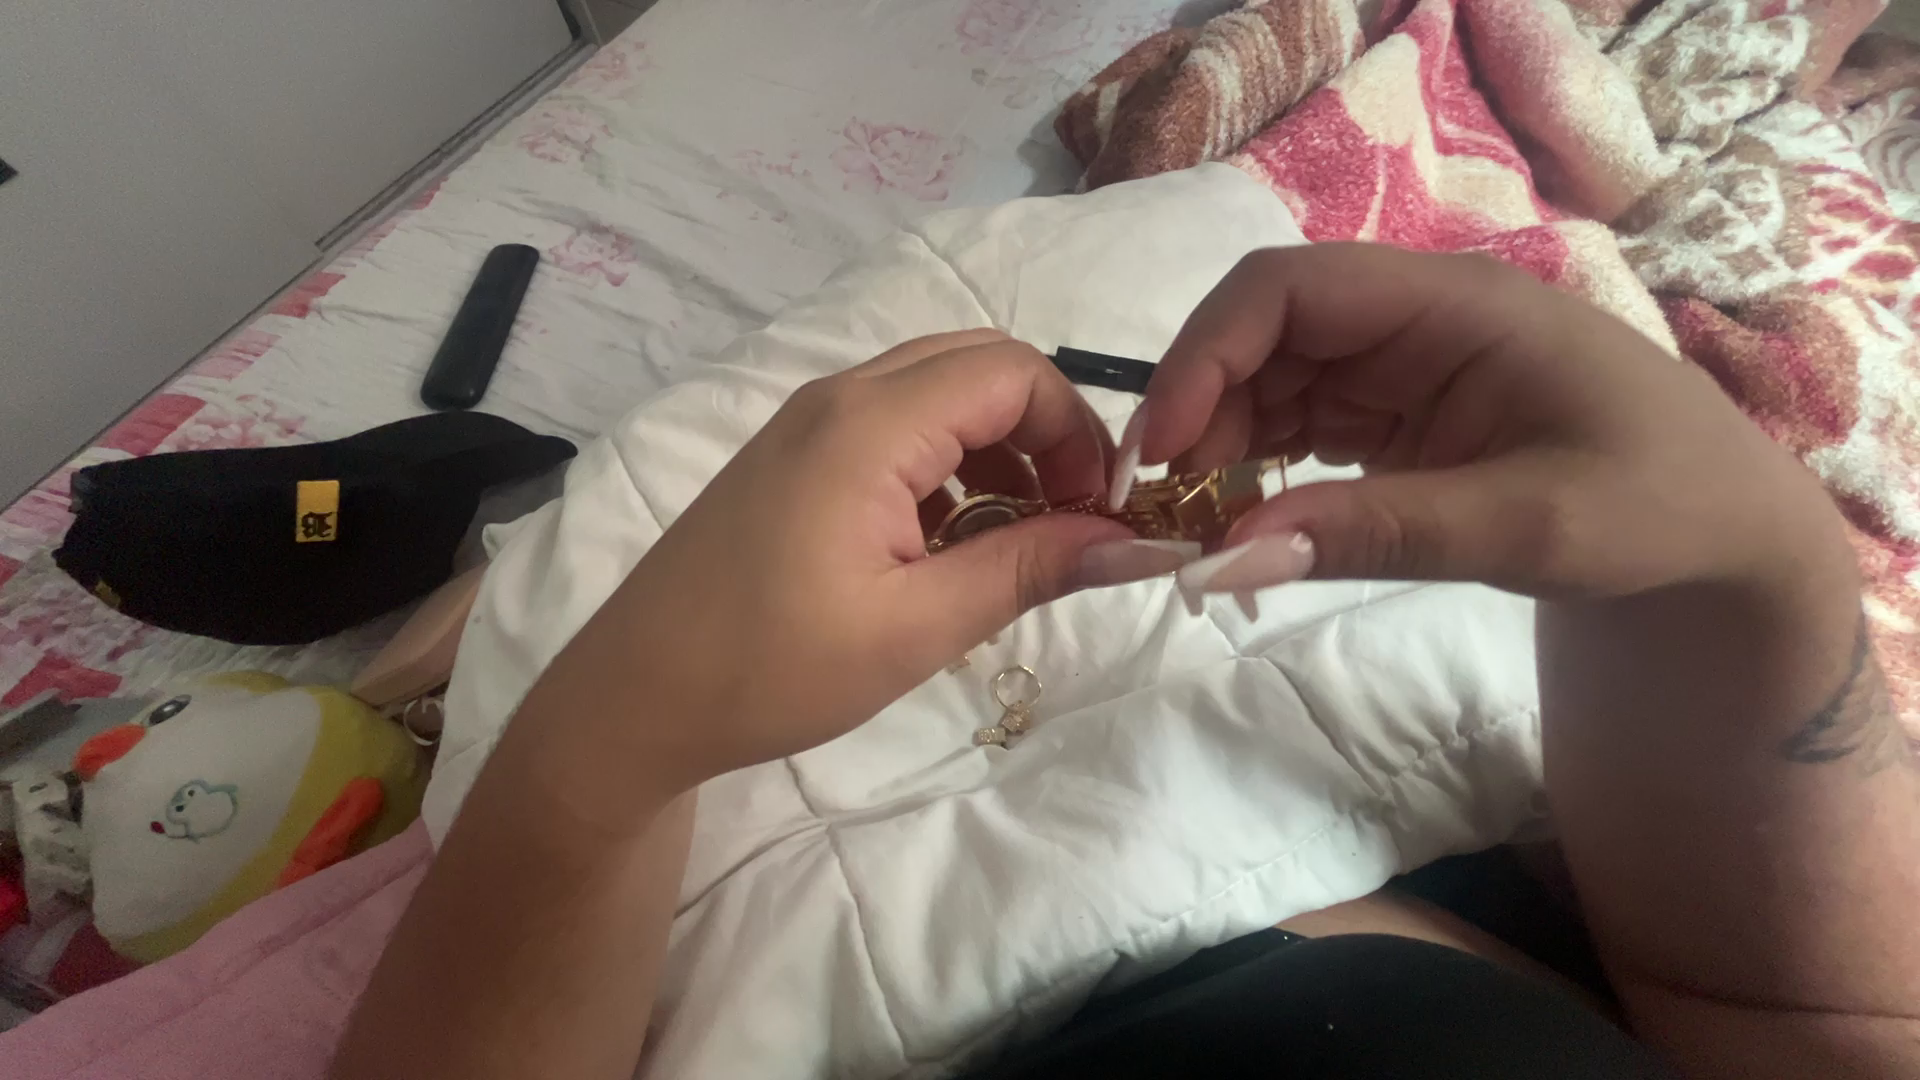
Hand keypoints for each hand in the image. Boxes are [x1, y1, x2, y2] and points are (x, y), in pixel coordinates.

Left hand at [555, 330, 1148, 792]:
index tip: (1098, 513)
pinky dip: (946, 466)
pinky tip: (942, 539)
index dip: (1076, 433)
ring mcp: (809, 422)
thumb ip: (1030, 569)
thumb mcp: (917, 628)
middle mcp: (839, 396)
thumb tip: (1136, 541)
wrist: (635, 700)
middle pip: (979, 368)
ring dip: (995, 451)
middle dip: (1043, 433)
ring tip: (1007, 537)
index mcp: (869, 423)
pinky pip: (896, 428)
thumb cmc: (772, 670)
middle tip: (1063, 519)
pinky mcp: (794, 457)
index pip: (1014, 373)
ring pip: (938, 395)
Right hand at [1111, 244, 1852, 600]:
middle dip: (1196, 417)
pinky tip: (1241, 523)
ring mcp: (1386, 366)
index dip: (1202, 358)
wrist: (1709, 543)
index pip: (1283, 289)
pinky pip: (1281, 427)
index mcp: (1450, 302)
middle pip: (1253, 337)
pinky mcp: (1375, 413)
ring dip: (1213, 453)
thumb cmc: (1654, 512)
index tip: (1160, 453)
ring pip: (1255, 386)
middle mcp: (1403, 320)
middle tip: (1170, 511)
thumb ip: (1372, 537)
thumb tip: (1217, 564)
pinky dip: (1245, 474)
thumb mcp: (1528, 527)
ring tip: (1202, 530)